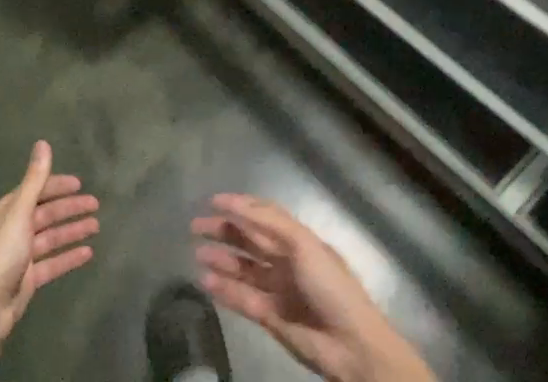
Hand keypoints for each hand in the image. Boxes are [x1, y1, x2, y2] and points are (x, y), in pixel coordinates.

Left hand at [0, 141, 98, 381]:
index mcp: (9, 211)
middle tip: (95, 205)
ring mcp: (22, 254)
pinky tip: (88, 253)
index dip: (56, 186)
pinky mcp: (29, 278)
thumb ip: (34, 180)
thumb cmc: (1, 253)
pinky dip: (69, 256)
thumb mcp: (19, 212)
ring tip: (96, 226)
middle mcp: (14, 229)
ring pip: (51, 237)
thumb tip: (42, 143)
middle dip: (69, 208)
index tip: (79, 183)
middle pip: (46, 214)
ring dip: (72, 230)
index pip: (36, 190)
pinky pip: (53, 262)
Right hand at [193, 194, 433, 381]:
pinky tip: (206, 280)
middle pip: (250, 241)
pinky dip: (224, 290)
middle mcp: (287, 263)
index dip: (240, 207)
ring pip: (243, 270)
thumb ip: (269, 222)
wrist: (351, 345)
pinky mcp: (271, 317)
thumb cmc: (331, 286)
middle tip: (196, 227)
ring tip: (198, 254)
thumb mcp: (304, 244)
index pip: (265, 217)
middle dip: (224, 232)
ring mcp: (278, 290)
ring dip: (221, 260)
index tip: (212, 201)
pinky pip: (242, 299)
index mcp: (299, 242)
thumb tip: (236, 204)